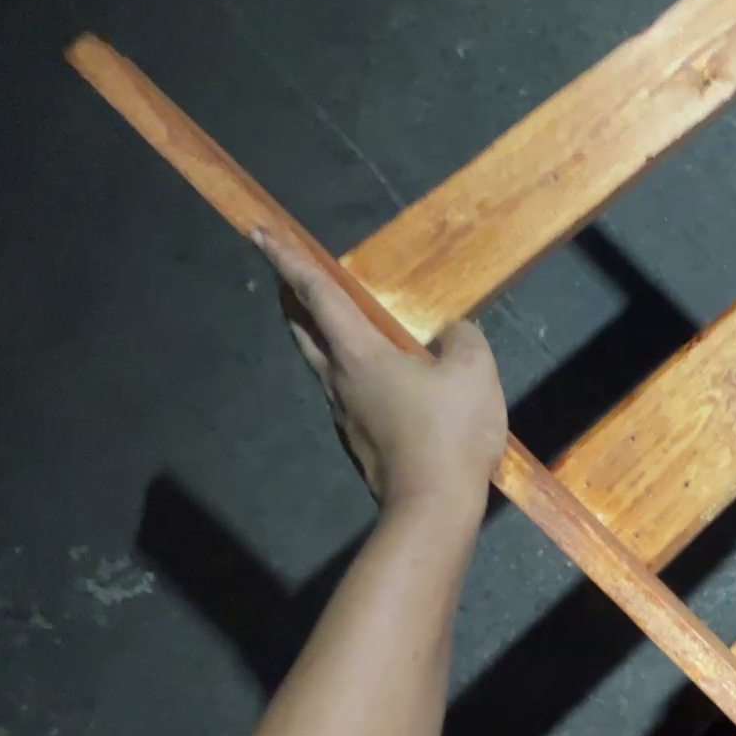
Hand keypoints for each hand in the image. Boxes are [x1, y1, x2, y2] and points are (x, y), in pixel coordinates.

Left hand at [254, 228, 507, 513]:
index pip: (318, 296)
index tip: (260, 233)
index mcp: (360, 354)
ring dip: (321, 340)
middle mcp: (341, 381)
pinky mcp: (361, 443)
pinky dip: (355, 377)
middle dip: (292, 301)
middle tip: (287, 281)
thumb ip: (464, 340)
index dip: (290, 261)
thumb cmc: (450, 430)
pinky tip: (385, 386)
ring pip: (323, 366)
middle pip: (304, 332)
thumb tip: (453, 334)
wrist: (435, 502)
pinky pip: (351, 397)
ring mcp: (346, 416)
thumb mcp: (474, 372)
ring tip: (338, 331)